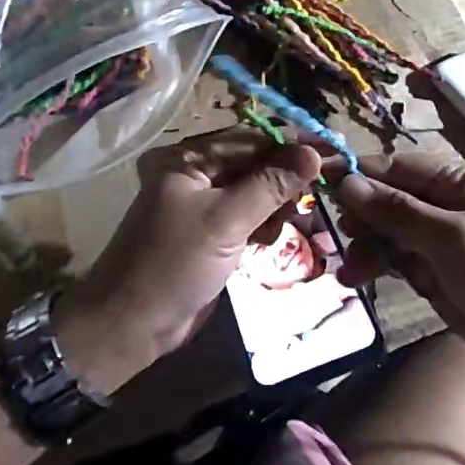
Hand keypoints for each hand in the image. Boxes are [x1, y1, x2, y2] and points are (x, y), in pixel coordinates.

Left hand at [58, 130, 321, 391]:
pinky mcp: (211, 232)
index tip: (333, 151)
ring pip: (256, 192)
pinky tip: (265, 242)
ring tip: (279, 228)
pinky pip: (248, 216)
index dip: (292, 145)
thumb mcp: (225, 221)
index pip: (251, 139)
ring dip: (275, 207)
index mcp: (187, 159)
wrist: (131, 326)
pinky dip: (263, 225)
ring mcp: (202, 204)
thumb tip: (312, 152)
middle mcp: (194, 173)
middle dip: (284, 181)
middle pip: (255, 164)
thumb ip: (271, 185)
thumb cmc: (173, 266)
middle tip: (308, 201)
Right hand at [330, 155, 464, 376]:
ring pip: (386, 231)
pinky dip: (374, 266)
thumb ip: (396, 211)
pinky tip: (355, 278)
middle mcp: (445, 203)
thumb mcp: (450, 237)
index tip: (320, 181)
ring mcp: (437, 238)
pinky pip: (393, 258)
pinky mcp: (431, 269)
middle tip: (336, 234)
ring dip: (364, 247)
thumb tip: (346, 182)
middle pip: (388, 199)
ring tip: (350, 270)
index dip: (360, 174)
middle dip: (361, 216)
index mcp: (459, 182)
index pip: (399, 168)